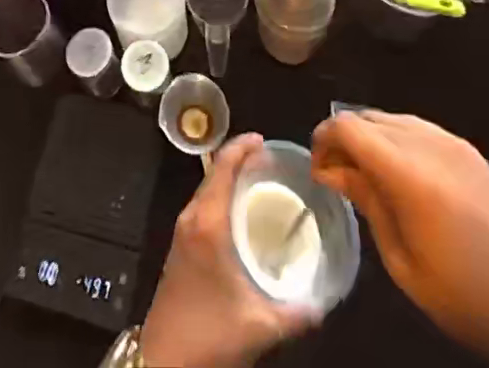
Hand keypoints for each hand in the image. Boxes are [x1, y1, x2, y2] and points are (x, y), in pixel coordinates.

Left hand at [141, 134, 319, 366]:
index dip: (242, 146)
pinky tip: (240, 212)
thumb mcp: (261, 325)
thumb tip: (325, 301)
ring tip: (260, 180)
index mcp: (209, 222)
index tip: (265, 141)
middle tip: (271, 161)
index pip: (223, 166)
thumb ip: (298, 311)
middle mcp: (192, 218)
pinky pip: (202, 205)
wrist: (163, 362)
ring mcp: (182, 231)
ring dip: (229, 177)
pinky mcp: (179, 246)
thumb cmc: (210, 334)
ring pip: (207, 188)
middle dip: (240, 159)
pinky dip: (221, 195)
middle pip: (214, 172)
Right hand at [311, 112, 488, 367]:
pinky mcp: (467, 149)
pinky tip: (398, 174)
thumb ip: (366, 200)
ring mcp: (453, 142)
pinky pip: (417, 127)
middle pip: (367, 116)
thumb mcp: (400, 258)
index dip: (323, 138)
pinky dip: (395, 139)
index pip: (349, 126)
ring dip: (369, 137)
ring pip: (391, 118)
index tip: (317, 171)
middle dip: (343, 138)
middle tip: (336, 176)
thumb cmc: (462, 295)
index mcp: (411, 173)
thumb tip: (330, 168)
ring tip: (365, 176)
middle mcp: (430, 144)